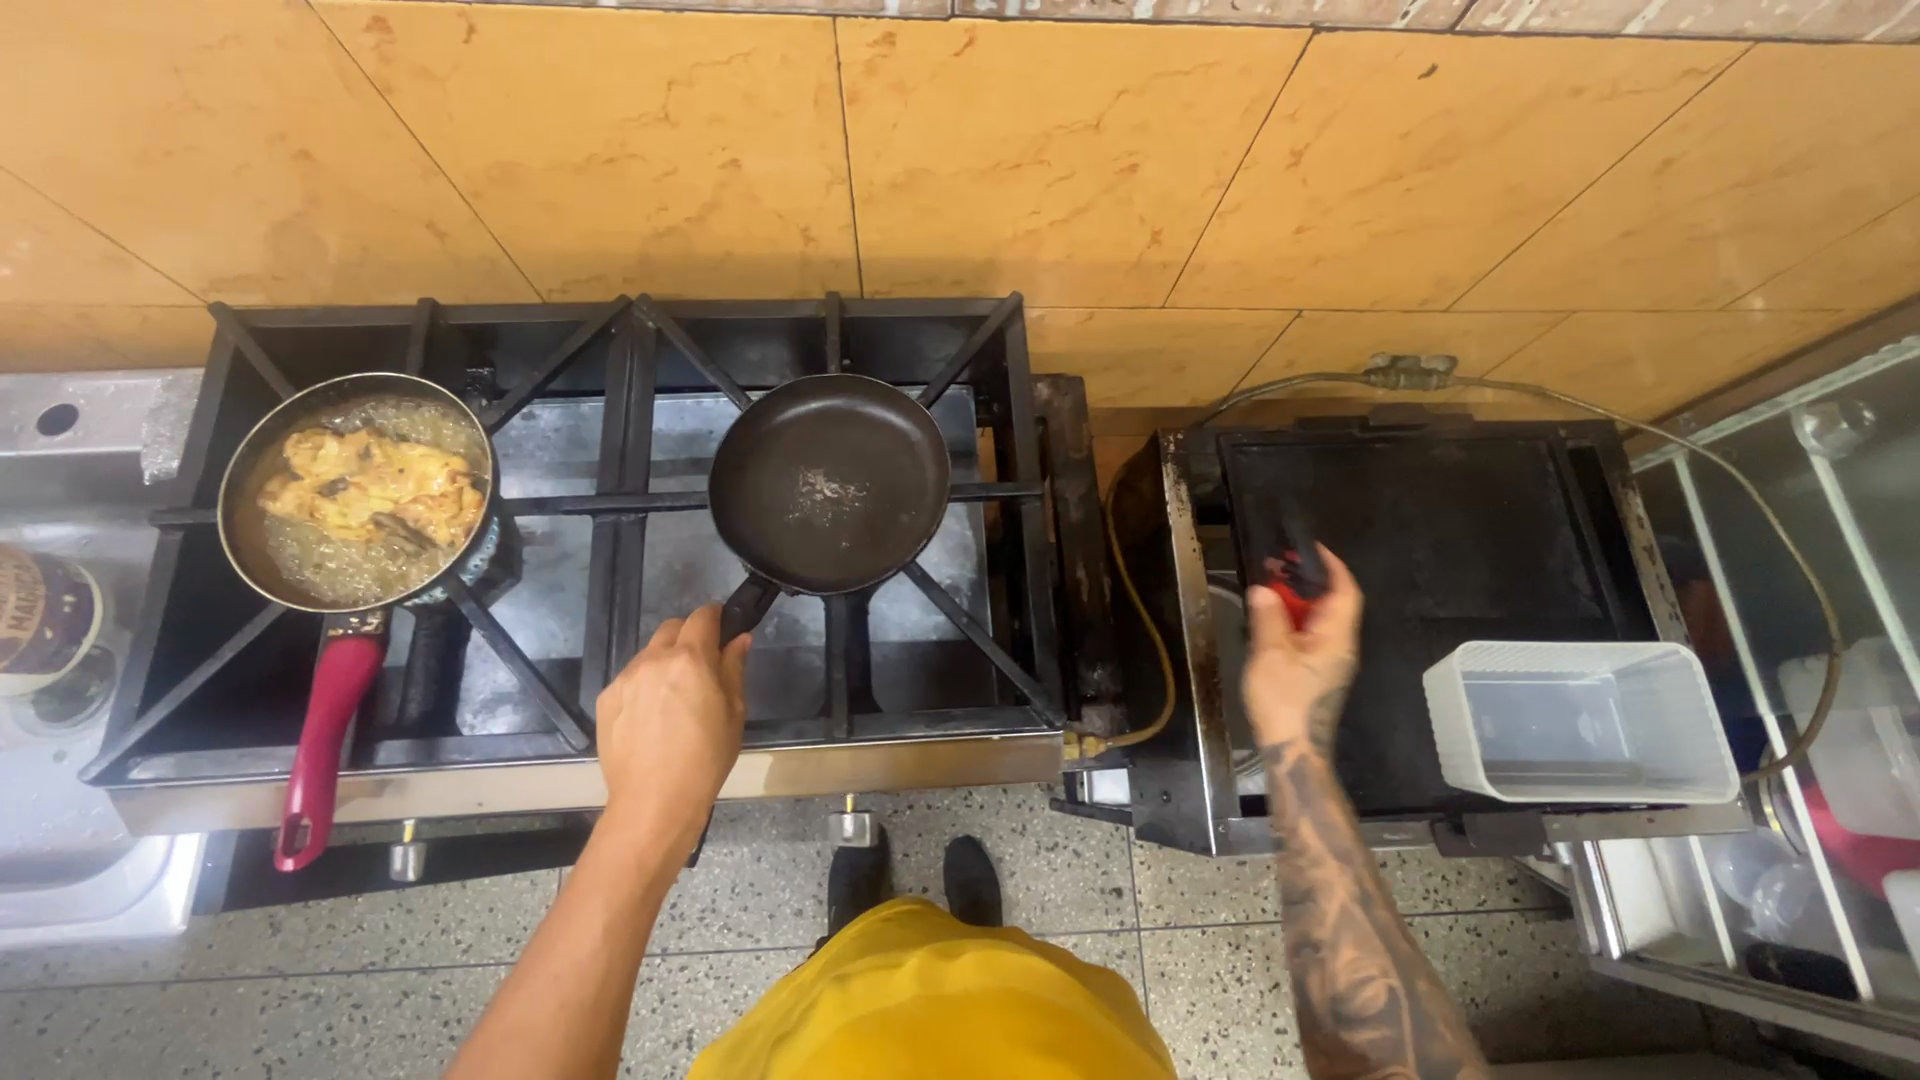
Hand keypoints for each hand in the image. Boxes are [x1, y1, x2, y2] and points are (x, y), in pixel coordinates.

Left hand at [593, 604, 750, 848]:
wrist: (654, 800)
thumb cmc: (706, 758)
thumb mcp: (734, 712)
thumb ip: (734, 668)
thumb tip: (739, 639)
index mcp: (691, 659)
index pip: (702, 616)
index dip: (716, 617)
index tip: (724, 628)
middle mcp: (653, 659)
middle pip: (672, 628)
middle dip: (689, 635)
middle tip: (702, 663)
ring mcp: (625, 679)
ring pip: (649, 653)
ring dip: (665, 660)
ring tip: (675, 695)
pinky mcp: (606, 699)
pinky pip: (630, 678)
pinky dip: (645, 683)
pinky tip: (653, 715)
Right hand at [1243, 545, 1362, 755]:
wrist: (1292, 748)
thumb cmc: (1285, 699)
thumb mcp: (1271, 654)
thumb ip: (1269, 617)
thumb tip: (1264, 589)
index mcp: (1336, 637)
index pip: (1345, 592)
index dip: (1332, 567)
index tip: (1310, 548)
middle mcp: (1339, 646)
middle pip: (1331, 604)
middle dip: (1306, 581)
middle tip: (1276, 564)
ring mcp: (1329, 662)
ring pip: (1318, 621)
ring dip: (1295, 601)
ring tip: (1267, 587)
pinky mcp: (1316, 674)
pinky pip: (1308, 636)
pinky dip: (1291, 620)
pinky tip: (1268, 619)